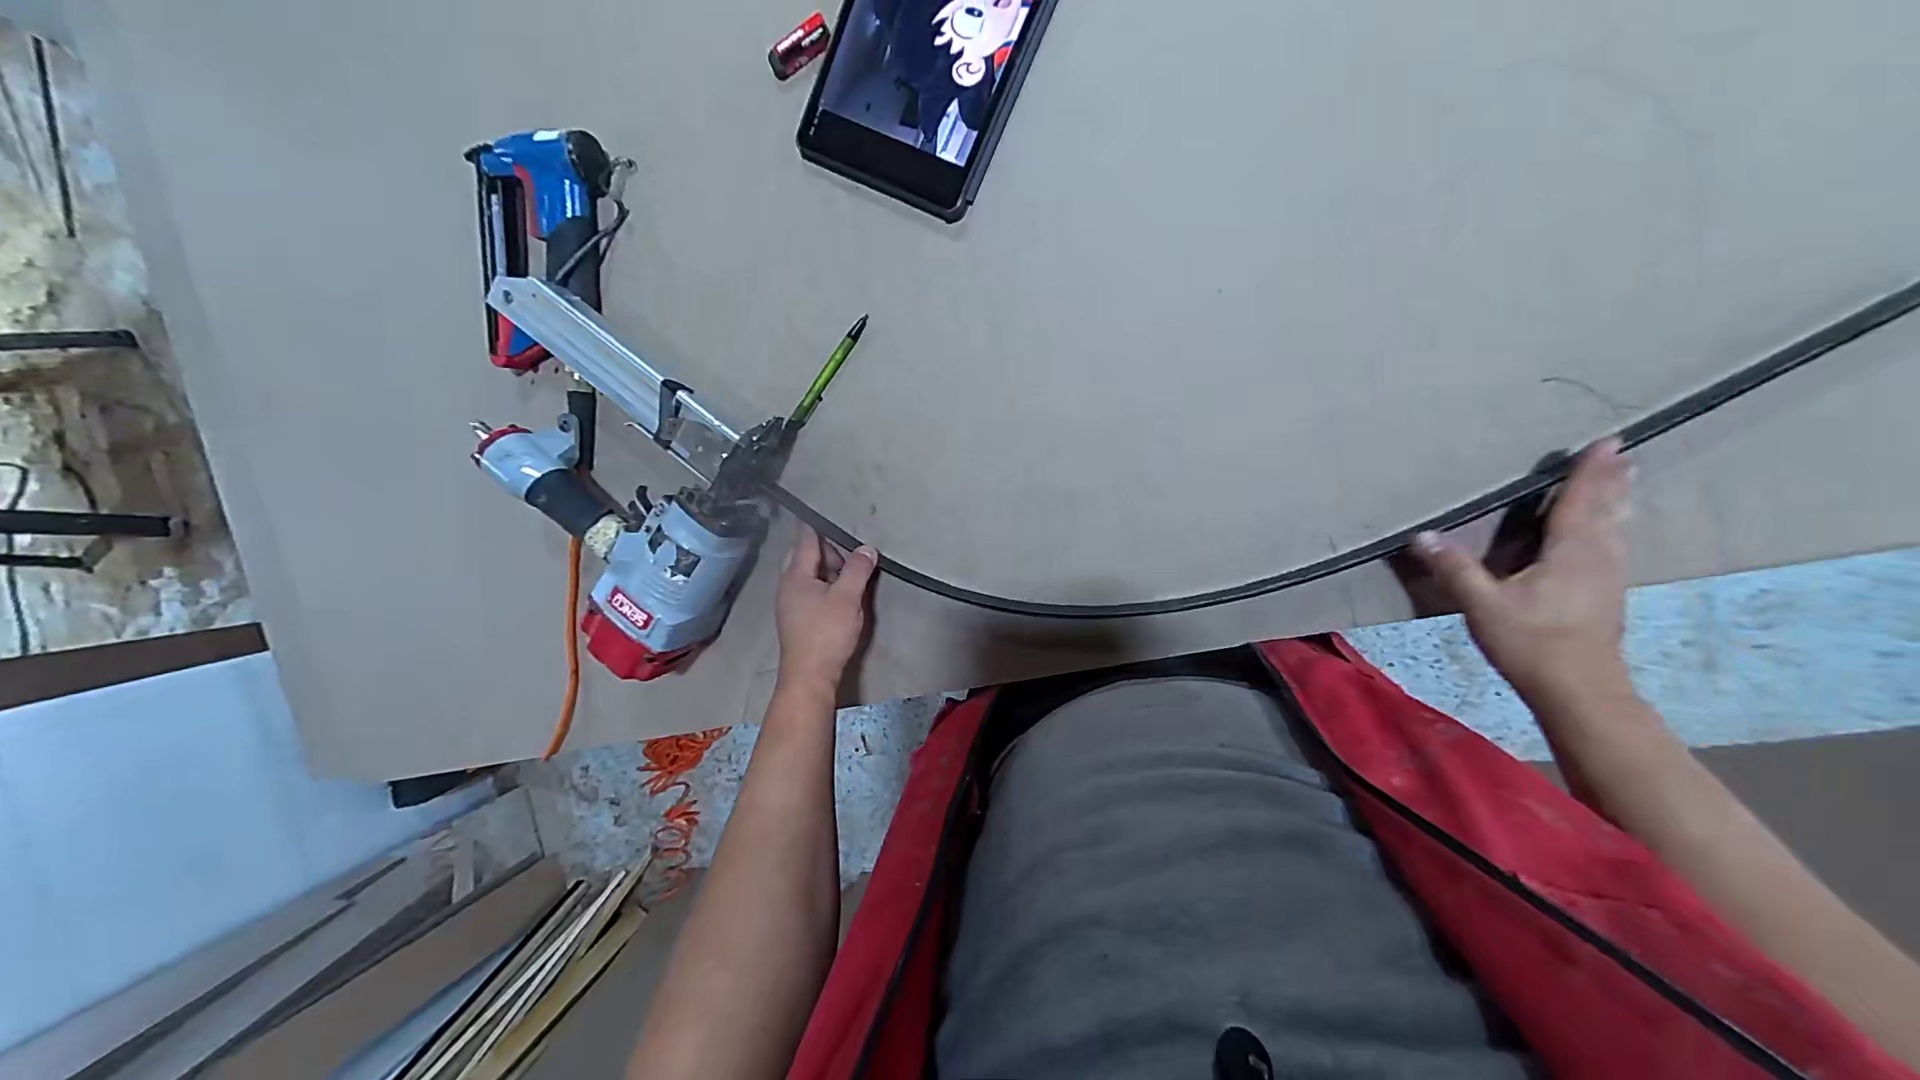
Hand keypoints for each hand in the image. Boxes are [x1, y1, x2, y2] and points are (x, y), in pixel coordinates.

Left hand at [775, 523, 878, 693]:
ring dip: (828, 565)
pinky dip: (826, 581)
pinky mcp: (798, 618)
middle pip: (805, 555)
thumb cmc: (826, 634)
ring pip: (809, 573)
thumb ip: (857, 570)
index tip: (826, 506)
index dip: (816, 522)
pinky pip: (812, 588)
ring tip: (851, 563)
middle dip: (826, 546)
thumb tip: (867, 548)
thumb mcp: (848, 598)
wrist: (810, 677)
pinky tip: (842, 588)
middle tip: (849, 540)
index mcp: (795, 575)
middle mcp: (788, 585)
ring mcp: (791, 603)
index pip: (804, 538)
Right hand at [1411, 438, 1634, 707]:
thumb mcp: (1482, 605)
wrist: (1580, 689)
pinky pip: (1615, 545)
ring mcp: (1609, 577)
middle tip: (1623, 456)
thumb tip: (1423, 536)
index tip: (1607, 442)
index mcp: (1573, 552)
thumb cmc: (1532, 642)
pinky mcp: (1607, 594)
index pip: (1581, 501)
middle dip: (1614, 482)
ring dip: (1620, 503)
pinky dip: (1614, 527)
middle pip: (1609, 510)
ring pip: (1618, 528)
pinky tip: (1610, 534)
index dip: (1590, 472)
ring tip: (1626, 484)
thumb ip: (1454, 569)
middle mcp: (1599, 557)